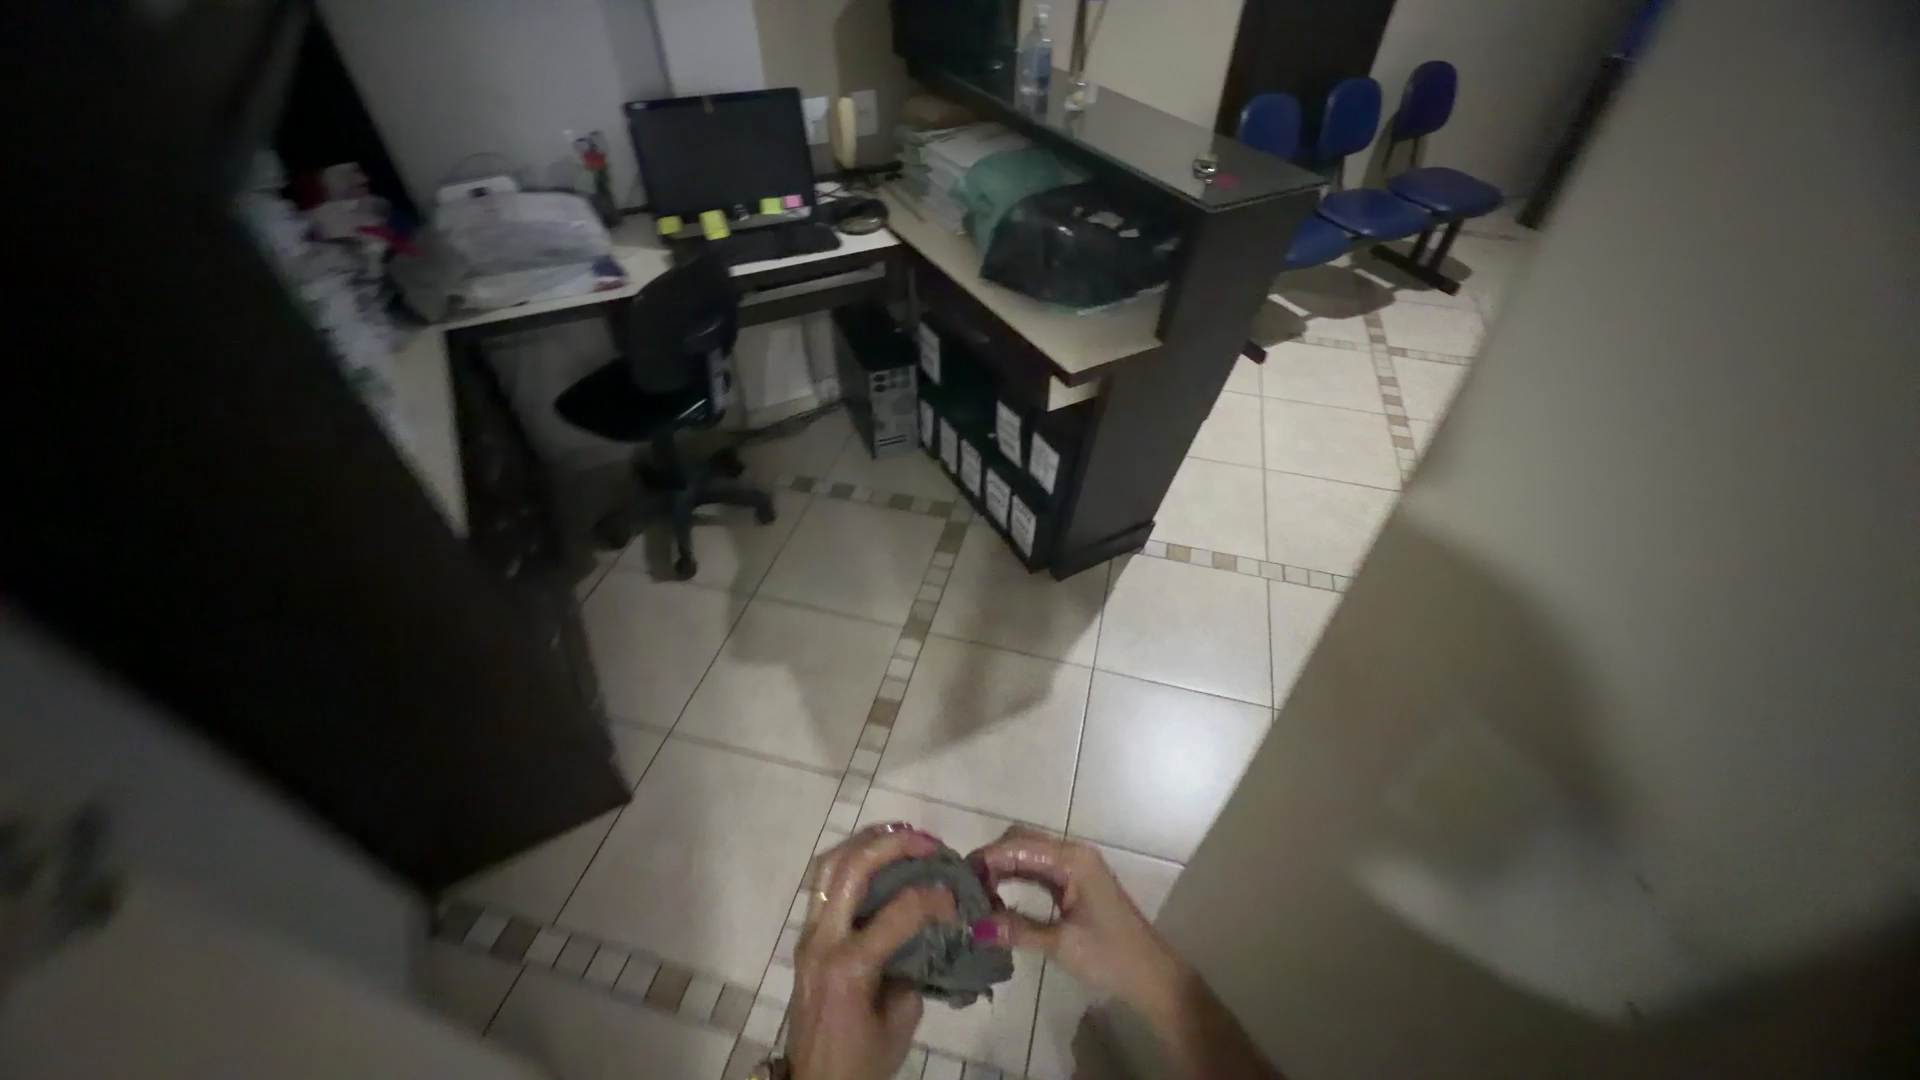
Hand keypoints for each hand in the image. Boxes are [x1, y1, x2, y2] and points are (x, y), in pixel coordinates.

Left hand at [786, 823, 951, 1079]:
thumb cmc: (862, 1061)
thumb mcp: (901, 1020)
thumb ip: (915, 966)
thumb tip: (933, 927)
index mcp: (849, 967)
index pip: (897, 912)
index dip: (933, 897)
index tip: (956, 895)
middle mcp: (822, 940)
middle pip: (851, 869)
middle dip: (892, 845)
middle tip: (927, 842)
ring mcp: (808, 934)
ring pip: (829, 865)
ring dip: (865, 843)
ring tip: (899, 835)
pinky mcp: (806, 936)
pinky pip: (824, 884)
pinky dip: (851, 861)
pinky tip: (877, 859)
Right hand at [968, 826, 1184, 1008]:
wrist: (1150, 975)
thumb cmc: (1110, 957)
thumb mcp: (1062, 945)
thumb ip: (1018, 929)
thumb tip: (975, 925)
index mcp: (1073, 860)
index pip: (1020, 845)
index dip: (988, 857)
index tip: (961, 877)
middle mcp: (1073, 853)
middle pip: (1023, 840)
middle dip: (993, 858)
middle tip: (966, 885)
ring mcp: (1075, 865)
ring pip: (1029, 852)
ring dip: (1002, 866)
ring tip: (976, 891)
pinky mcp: (1074, 881)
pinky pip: (1038, 868)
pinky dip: (1016, 876)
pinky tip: (998, 895)